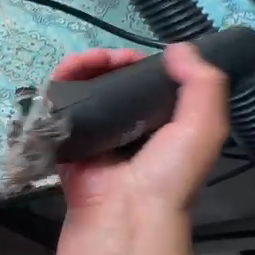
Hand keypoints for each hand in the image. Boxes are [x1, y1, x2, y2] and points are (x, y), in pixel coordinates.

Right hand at [52, 44, 229, 226]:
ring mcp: (87, 131)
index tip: (135, 57)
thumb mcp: (204, 128)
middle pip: (105, 81)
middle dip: (105, 62)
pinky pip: (51, 105)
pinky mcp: (58, 136)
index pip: (141, 84)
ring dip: (80, 68)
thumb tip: (178, 47)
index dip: (137, 64)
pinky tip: (64, 76)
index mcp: (155, 123)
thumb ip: (203, 86)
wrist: (124, 207)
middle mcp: (120, 125)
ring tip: (85, 62)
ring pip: (77, 88)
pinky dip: (55, 86)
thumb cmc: (168, 172)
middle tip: (109, 58)